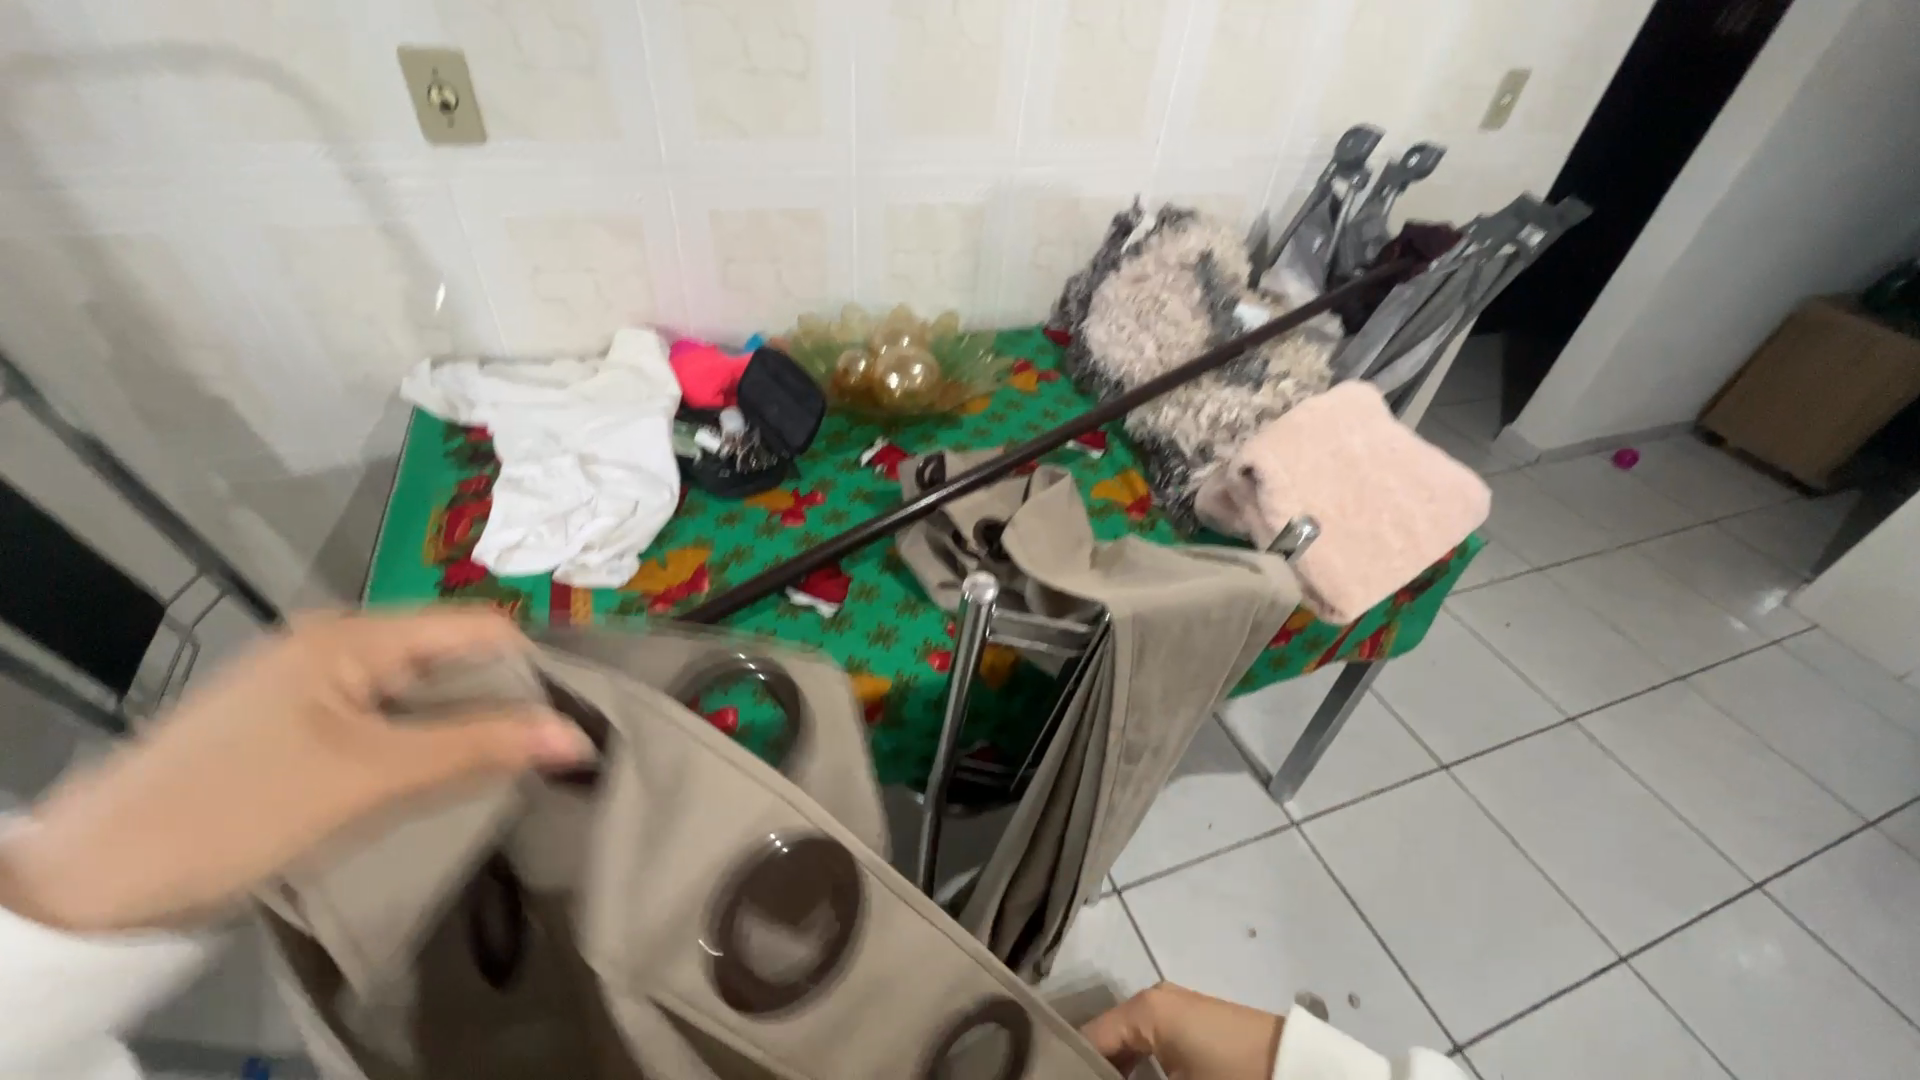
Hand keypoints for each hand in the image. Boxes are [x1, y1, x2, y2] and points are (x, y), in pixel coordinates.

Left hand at [0, 609, 591, 933]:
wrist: (86, 885)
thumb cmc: (239, 809)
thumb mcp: (374, 776)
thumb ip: (482, 746)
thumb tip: (580, 736)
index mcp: (353, 634)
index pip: (478, 627)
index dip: (532, 667)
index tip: (572, 717)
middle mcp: (339, 642)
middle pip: (453, 654)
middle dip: (505, 696)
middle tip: (551, 745)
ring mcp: (317, 681)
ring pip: (425, 688)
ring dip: (469, 720)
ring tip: (514, 760)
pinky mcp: (303, 720)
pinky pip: (393, 714)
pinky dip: (429, 737)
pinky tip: (449, 767)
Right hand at [1082, 983, 1283, 1079]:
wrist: (1306, 1075)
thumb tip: (1101, 1079)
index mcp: (1143, 1010)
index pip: (1089, 1041)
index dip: (1074, 1071)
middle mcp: (1153, 1002)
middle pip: (1107, 1044)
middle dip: (1098, 1071)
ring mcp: (1176, 1013)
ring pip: (1129, 1048)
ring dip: (1120, 1074)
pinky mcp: (1195, 1030)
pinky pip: (1151, 1049)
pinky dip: (1141, 1072)